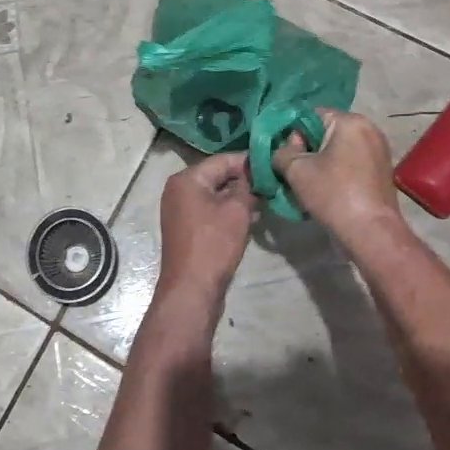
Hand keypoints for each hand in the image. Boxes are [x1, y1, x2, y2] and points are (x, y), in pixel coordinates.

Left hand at [156, 152, 257, 303]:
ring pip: (214, 195)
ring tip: (264, 200)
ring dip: (237, 197)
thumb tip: (254, 176)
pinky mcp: (185, 228)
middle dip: (243, 180)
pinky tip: (250, 218)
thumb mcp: (237, 211)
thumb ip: (247, 187)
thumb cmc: (214, 244)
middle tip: (270, 184)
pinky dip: (227, 211)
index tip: (271, 165)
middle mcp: (178, 190)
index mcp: (186, 179)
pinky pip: (209, 211)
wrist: (191, 289)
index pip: (222, 160)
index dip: (247, 162)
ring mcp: (179, 210)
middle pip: (216, 176)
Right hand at [272, 109, 401, 234]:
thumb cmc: (333, 194)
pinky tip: (326, 192)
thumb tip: (285, 148)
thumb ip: (282, 151)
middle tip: (293, 172)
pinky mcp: (382, 171)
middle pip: (325, 132)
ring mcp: (379, 151)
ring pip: (338, 149)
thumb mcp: (296, 170)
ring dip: (320, 163)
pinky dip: (337, 172)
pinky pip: (351, 163)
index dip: (292, 133)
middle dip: (307, 150)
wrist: (371, 234)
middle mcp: (369, 129)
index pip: (310, 115)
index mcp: (350, 121)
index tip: (284, 155)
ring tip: (308, 185)